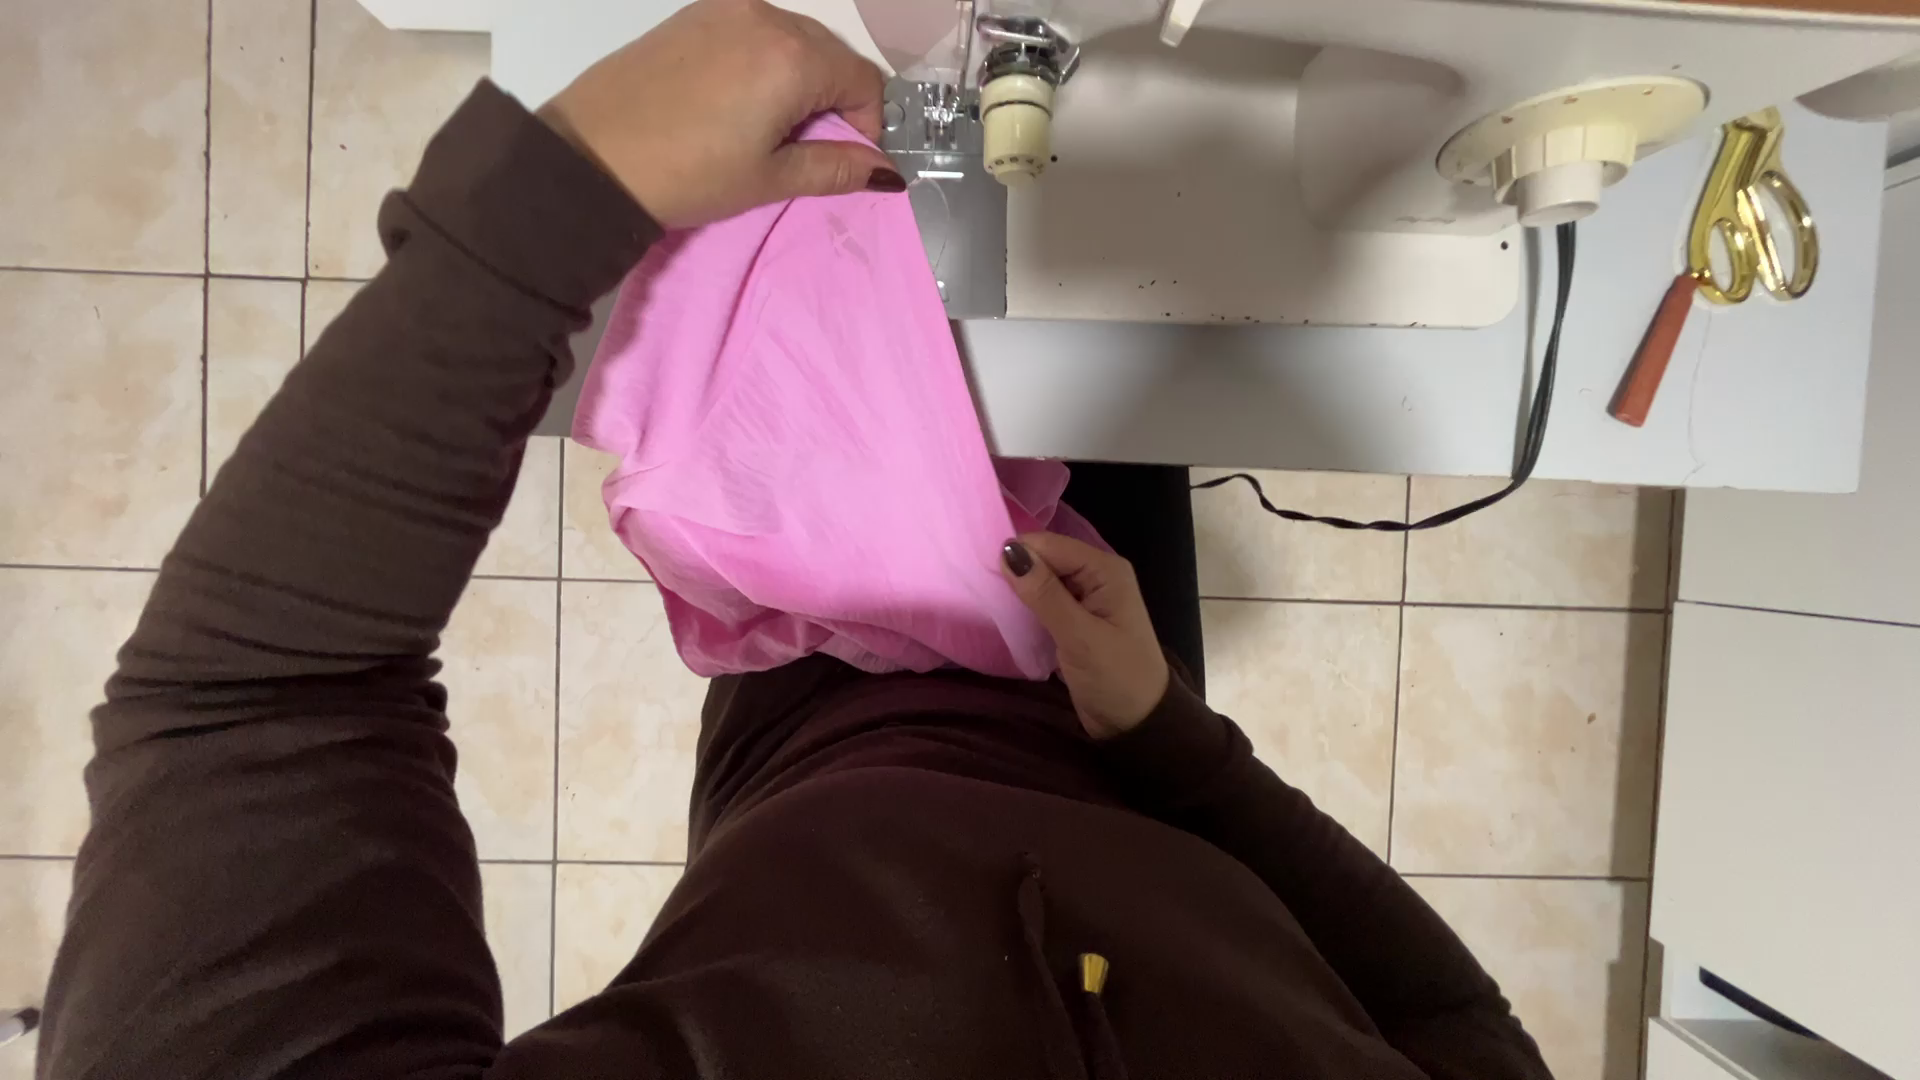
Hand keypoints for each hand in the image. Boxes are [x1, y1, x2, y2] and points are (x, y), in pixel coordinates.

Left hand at [537, 0, 904, 227]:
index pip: (864, 79)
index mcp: (792, 55)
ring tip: (778, 129)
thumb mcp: (772, 178)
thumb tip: (887, 174)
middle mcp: (765, 14)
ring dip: (807, 82)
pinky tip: (749, 102)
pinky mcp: (698, 12)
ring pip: (797, 40)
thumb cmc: (692, 174)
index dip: (871, 124)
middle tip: (817, 149)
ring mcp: (727, 6)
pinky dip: (772, 64)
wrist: (596, 156)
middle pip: (833, 54)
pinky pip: (759, 31)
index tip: (853, 160)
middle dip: (841, 101)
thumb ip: (837, 168)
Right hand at [1002, 533, 1170, 740]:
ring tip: (988, 601)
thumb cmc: (1115, 678)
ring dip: (1018, 589)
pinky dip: (1026, 606)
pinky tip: (1006, 615)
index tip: (983, 574)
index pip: (1050, 545)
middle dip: (1016, 569)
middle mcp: (1095, 576)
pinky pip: (1043, 600)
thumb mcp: (1079, 636)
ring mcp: (1085, 598)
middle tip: (982, 589)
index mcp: (1105, 570)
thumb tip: (1008, 552)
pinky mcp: (1073, 619)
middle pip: (1045, 558)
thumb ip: (1044, 594)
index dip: (1018, 554)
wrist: (1136, 725)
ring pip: (1041, 579)